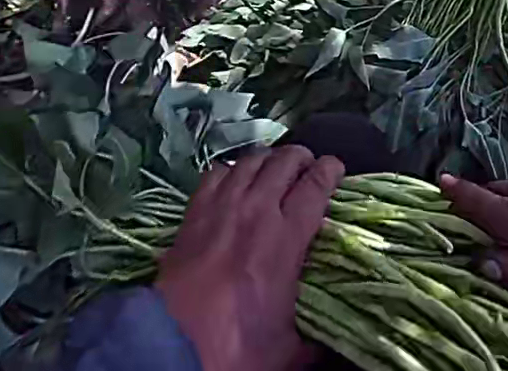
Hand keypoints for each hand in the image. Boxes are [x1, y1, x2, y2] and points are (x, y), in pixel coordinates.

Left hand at [156, 147, 344, 370]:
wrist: (170, 350)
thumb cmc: (235, 349)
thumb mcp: (287, 350)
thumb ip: (315, 337)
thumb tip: (332, 341)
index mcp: (286, 238)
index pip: (315, 185)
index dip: (330, 169)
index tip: (336, 168)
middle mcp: (257, 210)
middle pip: (285, 161)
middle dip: (302, 158)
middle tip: (308, 167)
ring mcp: (223, 205)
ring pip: (253, 160)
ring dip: (269, 160)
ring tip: (275, 169)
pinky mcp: (195, 211)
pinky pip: (218, 171)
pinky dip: (232, 170)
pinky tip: (235, 181)